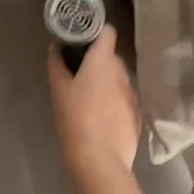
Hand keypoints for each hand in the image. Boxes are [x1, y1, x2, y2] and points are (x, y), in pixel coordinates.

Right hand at [48, 25, 140, 176]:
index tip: (81, 41)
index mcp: (103, 61)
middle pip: (111, 57)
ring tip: (90, 99)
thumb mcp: (59, 90)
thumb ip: (57, 63)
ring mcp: (132, 95)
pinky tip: (102, 118)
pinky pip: (124, 100)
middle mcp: (122, 73)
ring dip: (107, 82)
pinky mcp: (137, 116)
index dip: (95, 32)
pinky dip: (115, 102)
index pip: (107, 32)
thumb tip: (56, 47)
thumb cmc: (75, 119)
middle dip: (97, 61)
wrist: (99, 161)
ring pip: (118, 79)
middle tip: (79, 73)